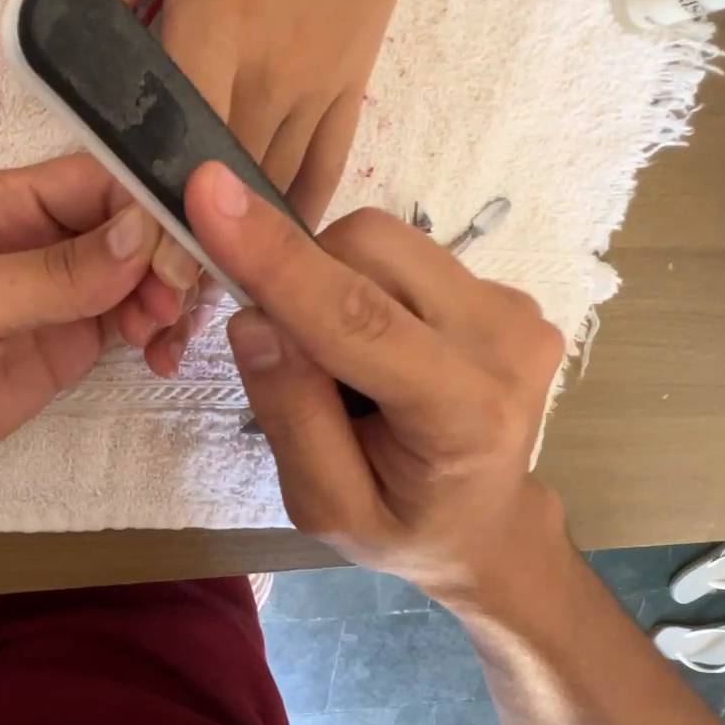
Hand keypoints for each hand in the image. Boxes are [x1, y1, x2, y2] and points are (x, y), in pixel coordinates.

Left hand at [0, 155, 159, 495]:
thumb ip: (51, 274)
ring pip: (145, 272)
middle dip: (169, 258)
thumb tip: (142, 235)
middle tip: (173, 309)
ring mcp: (64, 291)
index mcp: (9, 204)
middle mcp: (44, 236)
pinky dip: (160, 332)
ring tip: (163, 340)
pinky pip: (135, 319)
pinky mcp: (75, 339)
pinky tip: (160, 359)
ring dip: (171, 298)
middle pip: (135, 225)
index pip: (102, 182)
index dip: (149, 211)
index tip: (177, 260)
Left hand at [89, 0, 436, 371]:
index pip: (178, 144)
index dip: (162, 214)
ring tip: (213, 307)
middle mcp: (268, 71)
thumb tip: (61, 27)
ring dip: (247, 253)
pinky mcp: (352, 90)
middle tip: (169, 315)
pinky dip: (296, 219)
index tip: (147, 274)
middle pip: (225, 186)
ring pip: (273, 191)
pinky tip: (279, 260)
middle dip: (197, 254)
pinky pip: (322, 170)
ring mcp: (319, 86)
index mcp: (214, 25)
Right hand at [187, 162, 568, 601]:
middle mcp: (504, 341)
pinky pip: (401, 255)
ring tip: (336, 361)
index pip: (356, 321)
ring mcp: (514, 308)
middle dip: (300, 279)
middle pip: (368, 250)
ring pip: (383, 240)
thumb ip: (288, 413)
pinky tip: (370, 348)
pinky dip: (358, 288)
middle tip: (288, 353)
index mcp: (461, 415)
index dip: (278, 259)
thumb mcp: (321, 503)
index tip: (210, 196)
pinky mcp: (504, 291)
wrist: (486, 525)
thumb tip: (252, 318)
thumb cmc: (399, 528)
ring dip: (327, 283)